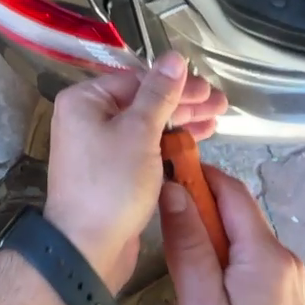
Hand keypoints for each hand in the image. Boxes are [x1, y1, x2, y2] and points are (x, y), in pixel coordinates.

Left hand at [43, 53, 227, 290]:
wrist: (88, 247)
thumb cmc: (111, 183)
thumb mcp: (139, 132)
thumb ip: (159, 95)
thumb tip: (173, 57)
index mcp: (84, 100)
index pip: (135, 80)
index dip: (174, 83)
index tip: (208, 88)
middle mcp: (86, 117)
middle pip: (141, 102)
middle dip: (182, 103)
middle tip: (220, 104)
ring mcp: (98, 145)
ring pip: (145, 126)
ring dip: (179, 123)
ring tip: (216, 122)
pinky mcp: (111, 170)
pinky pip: (141, 147)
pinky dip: (166, 144)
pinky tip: (194, 142)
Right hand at [160, 164, 304, 304]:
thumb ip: (188, 243)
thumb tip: (172, 186)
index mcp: (269, 256)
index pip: (230, 189)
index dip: (195, 171)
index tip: (161, 168)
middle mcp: (287, 260)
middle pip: (236, 212)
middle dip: (198, 207)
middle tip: (161, 223)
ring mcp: (290, 283)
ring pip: (241, 237)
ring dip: (208, 235)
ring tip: (178, 260)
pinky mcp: (286, 302)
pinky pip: (249, 261)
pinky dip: (223, 258)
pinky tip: (203, 284)